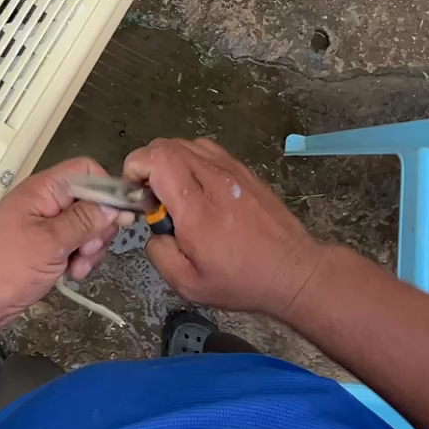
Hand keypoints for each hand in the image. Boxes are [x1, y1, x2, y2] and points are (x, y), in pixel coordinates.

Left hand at [0, 157, 121, 331]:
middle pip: (91, 202)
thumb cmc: (4, 267)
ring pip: (86, 228)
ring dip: (90, 249)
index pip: (87, 172)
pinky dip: (79, 260)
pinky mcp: (45, 248)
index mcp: (44, 189)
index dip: (107, 190)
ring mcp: (45, 226)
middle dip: (99, 227)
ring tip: (77, 268)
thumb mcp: (50, 242)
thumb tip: (115, 204)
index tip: (119, 218)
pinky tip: (71, 275)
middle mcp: (45, 202)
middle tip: (89, 250)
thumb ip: (84, 221)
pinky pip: (74, 246)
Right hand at [125, 138, 326, 316]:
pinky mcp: (243, 168)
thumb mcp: (188, 284)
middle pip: (165, 145)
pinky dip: (190, 160)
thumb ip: (158, 253)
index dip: (136, 167)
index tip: (137, 193)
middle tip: (152, 196)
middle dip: (147, 165)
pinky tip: (197, 186)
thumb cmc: (241, 280)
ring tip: (174, 191)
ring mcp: (231, 169)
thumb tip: (153, 229)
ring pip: (184, 143)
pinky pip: (205, 149)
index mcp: (196, 208)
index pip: (157, 159)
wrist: (293, 271)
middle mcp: (213, 179)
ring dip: (169, 161)